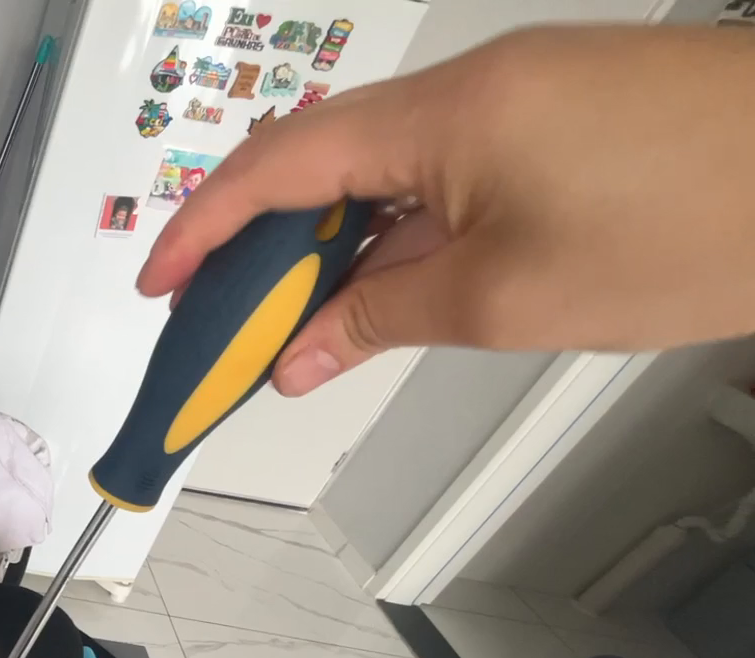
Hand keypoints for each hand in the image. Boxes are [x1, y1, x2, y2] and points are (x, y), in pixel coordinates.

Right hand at [137, 26, 754, 396]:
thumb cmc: (702, 227)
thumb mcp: (503, 299)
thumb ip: (372, 324)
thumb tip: (288, 365)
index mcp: (444, 118)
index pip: (276, 170)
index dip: (199, 232)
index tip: (157, 288)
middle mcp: (460, 92)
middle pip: (301, 161)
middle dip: (235, 239)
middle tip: (200, 309)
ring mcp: (501, 102)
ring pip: (354, 171)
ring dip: (299, 244)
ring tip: (261, 313)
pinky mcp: (535, 121)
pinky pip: (413, 178)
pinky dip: (363, 237)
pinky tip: (346, 289)